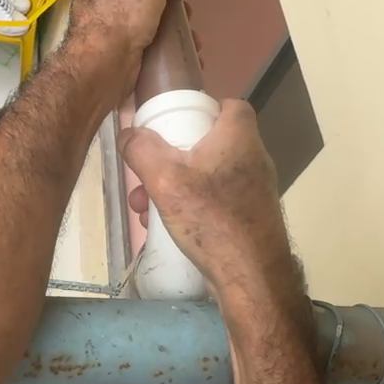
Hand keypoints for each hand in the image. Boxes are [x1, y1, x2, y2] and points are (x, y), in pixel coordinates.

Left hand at [59, 0, 197, 96]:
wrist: (102, 67)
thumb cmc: (121, 14)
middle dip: (173, 5)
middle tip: (186, 14)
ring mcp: (108, 29)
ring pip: (151, 22)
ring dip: (176, 29)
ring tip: (193, 39)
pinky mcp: (118, 54)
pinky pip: (149, 46)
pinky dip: (169, 49)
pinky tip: (188, 55)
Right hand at [120, 99, 295, 299]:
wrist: (252, 278)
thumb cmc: (211, 219)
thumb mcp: (165, 179)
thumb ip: (141, 150)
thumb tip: (128, 134)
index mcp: (239, 137)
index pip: (230, 105)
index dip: (203, 107)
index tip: (176, 120)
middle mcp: (253, 159)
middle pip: (210, 142)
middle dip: (172, 156)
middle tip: (147, 173)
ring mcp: (255, 190)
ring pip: (208, 174)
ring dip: (175, 185)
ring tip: (144, 207)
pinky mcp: (252, 217)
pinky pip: (216, 200)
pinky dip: (191, 206)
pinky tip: (166, 227)